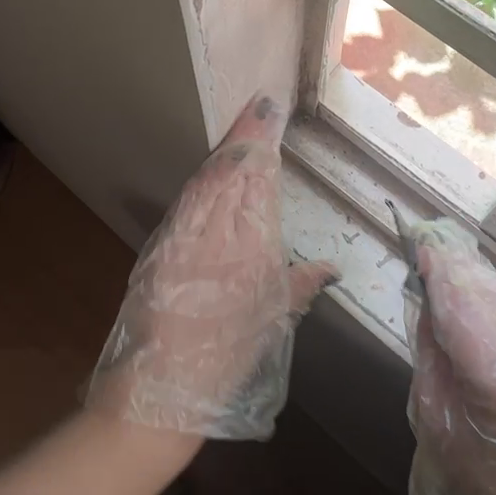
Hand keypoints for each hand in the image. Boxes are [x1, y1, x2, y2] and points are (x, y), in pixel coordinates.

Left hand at [87, 94, 337, 439]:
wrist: (165, 388)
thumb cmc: (228, 358)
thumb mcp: (273, 321)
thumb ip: (302, 286)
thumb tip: (332, 268)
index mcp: (256, 249)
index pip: (261, 182)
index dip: (263, 143)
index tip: (268, 111)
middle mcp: (224, 235)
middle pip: (234, 172)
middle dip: (246, 137)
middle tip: (257, 107)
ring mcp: (189, 237)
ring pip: (209, 180)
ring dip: (224, 152)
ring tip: (238, 127)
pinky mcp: (163, 244)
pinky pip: (187, 200)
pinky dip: (201, 178)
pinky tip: (209, 166)